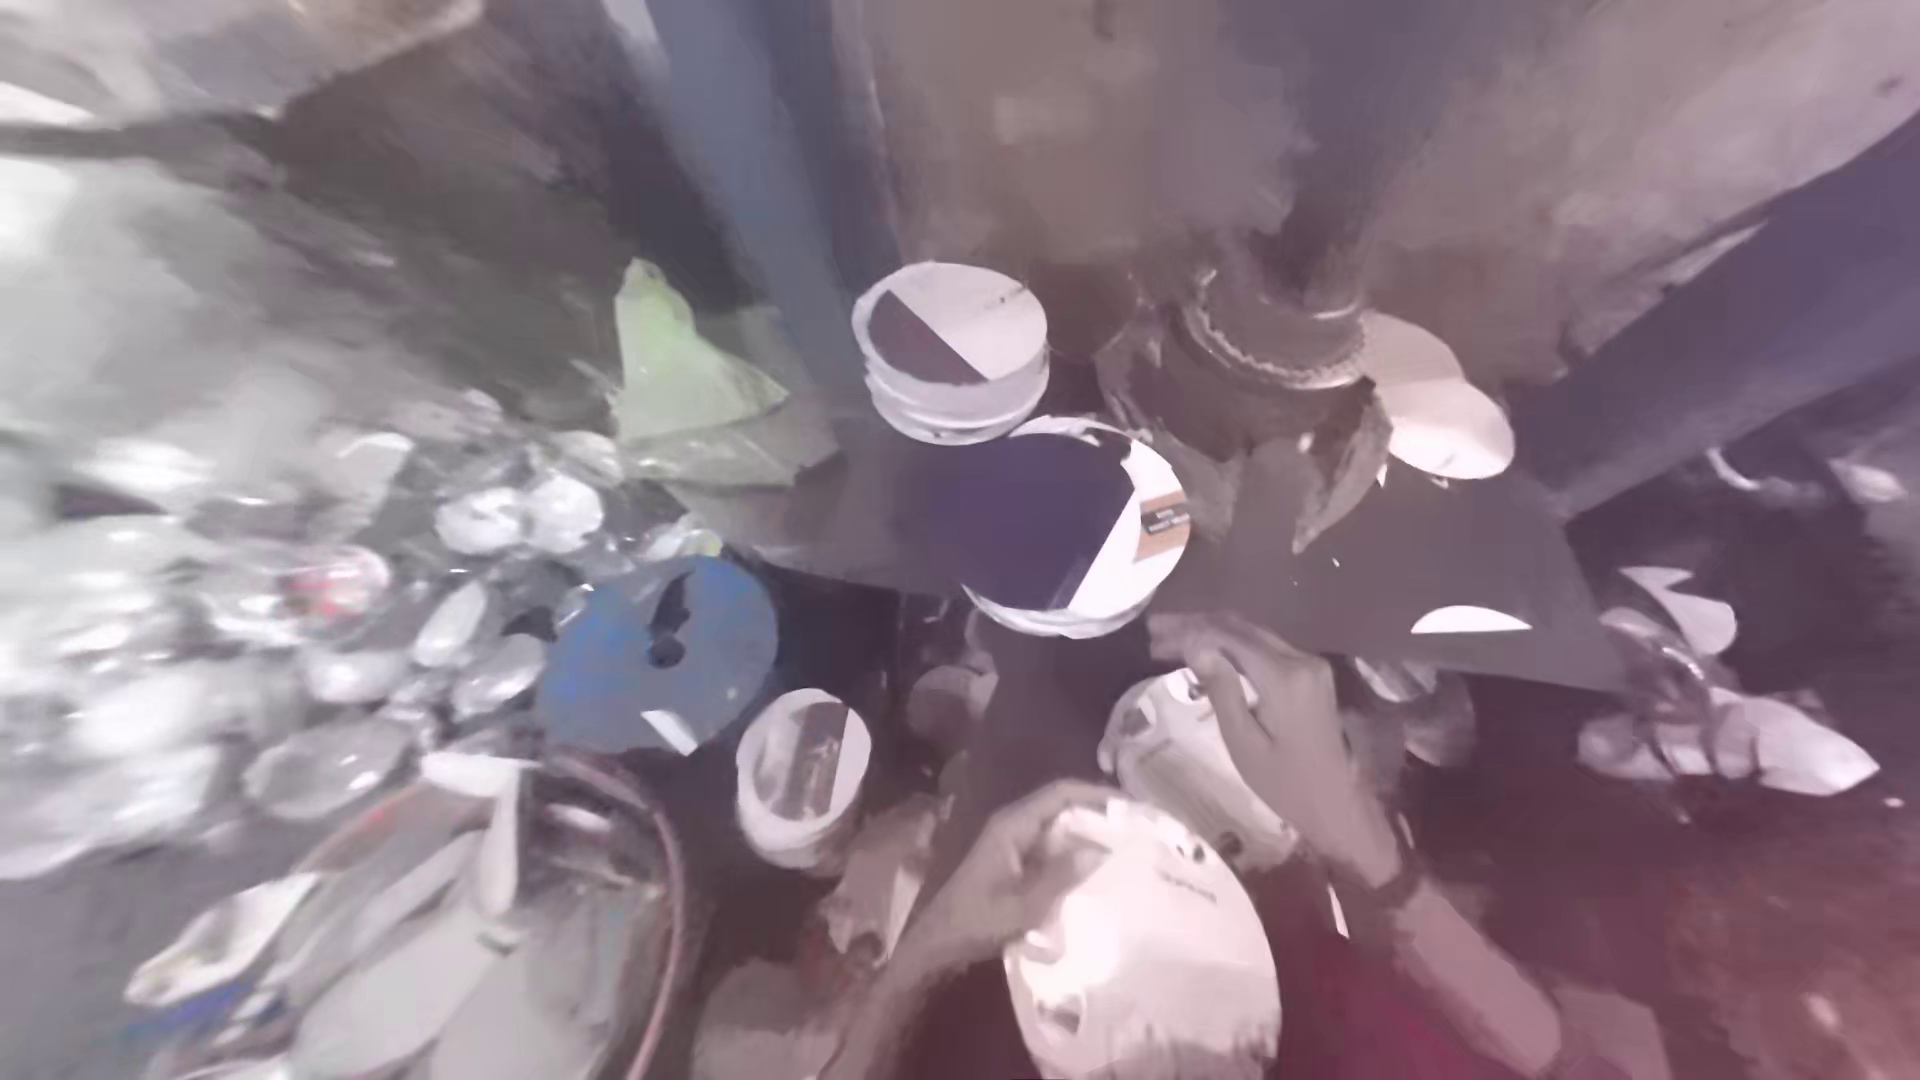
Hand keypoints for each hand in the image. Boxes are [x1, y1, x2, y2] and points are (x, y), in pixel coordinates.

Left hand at [899, 780, 1112, 972]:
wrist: (940, 941)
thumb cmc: (977, 920)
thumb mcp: (1023, 905)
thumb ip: (1060, 875)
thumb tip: (1100, 848)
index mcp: (1013, 823)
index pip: (1060, 793)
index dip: (1094, 793)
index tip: (1128, 805)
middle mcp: (1014, 822)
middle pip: (1061, 803)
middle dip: (1096, 809)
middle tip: (1134, 825)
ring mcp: (1014, 839)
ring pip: (1057, 823)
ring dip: (1087, 828)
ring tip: (1123, 842)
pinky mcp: (1015, 857)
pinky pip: (1050, 842)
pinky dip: (1073, 847)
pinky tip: (1095, 863)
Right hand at [1150, 612, 1402, 885]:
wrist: (1337, 806)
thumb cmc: (1283, 783)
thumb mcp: (1242, 741)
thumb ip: (1221, 688)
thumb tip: (1194, 644)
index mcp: (1284, 677)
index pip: (1227, 636)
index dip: (1187, 630)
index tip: (1154, 635)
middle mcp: (1300, 659)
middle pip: (1238, 626)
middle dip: (1194, 624)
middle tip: (1156, 630)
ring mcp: (1308, 663)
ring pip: (1249, 632)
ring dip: (1210, 630)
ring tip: (1171, 637)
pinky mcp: (1308, 671)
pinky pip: (1261, 645)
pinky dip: (1229, 643)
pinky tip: (1204, 650)